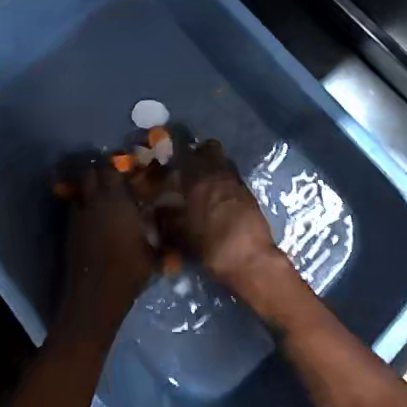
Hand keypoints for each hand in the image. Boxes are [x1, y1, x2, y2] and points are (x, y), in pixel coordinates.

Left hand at [56, 163, 157, 337]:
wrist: (96, 294)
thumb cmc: (130, 270)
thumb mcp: (153, 254)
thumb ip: (162, 239)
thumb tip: (175, 234)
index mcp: (118, 201)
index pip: (111, 170)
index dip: (117, 168)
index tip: (126, 171)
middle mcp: (96, 201)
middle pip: (90, 174)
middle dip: (99, 174)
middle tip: (112, 182)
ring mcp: (79, 215)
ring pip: (80, 190)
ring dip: (89, 189)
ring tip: (102, 199)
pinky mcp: (69, 229)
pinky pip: (75, 208)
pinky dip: (82, 207)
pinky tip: (93, 219)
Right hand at [167, 140, 286, 291]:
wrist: (251, 260)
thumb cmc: (211, 247)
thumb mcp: (181, 236)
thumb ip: (166, 221)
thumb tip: (156, 213)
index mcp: (197, 178)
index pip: (184, 149)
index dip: (175, 145)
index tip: (168, 151)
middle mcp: (218, 173)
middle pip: (210, 147)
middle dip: (199, 151)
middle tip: (188, 166)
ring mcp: (237, 181)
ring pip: (223, 161)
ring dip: (213, 166)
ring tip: (203, 183)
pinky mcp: (249, 193)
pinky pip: (233, 177)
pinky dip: (224, 181)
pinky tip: (218, 198)